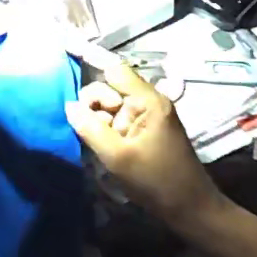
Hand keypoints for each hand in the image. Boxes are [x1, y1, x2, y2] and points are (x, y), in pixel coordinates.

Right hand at [64, 60, 226, 228]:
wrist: (189, 209)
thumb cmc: (156, 181)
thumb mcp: (118, 157)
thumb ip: (91, 129)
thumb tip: (69, 105)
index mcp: (148, 101)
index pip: (114, 69)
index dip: (91, 59)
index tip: (67, 48)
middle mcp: (147, 102)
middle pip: (107, 88)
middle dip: (93, 105)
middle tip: (91, 131)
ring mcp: (145, 117)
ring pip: (109, 106)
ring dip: (97, 121)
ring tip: (101, 146)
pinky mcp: (142, 131)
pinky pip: (115, 120)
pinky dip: (105, 129)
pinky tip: (103, 147)